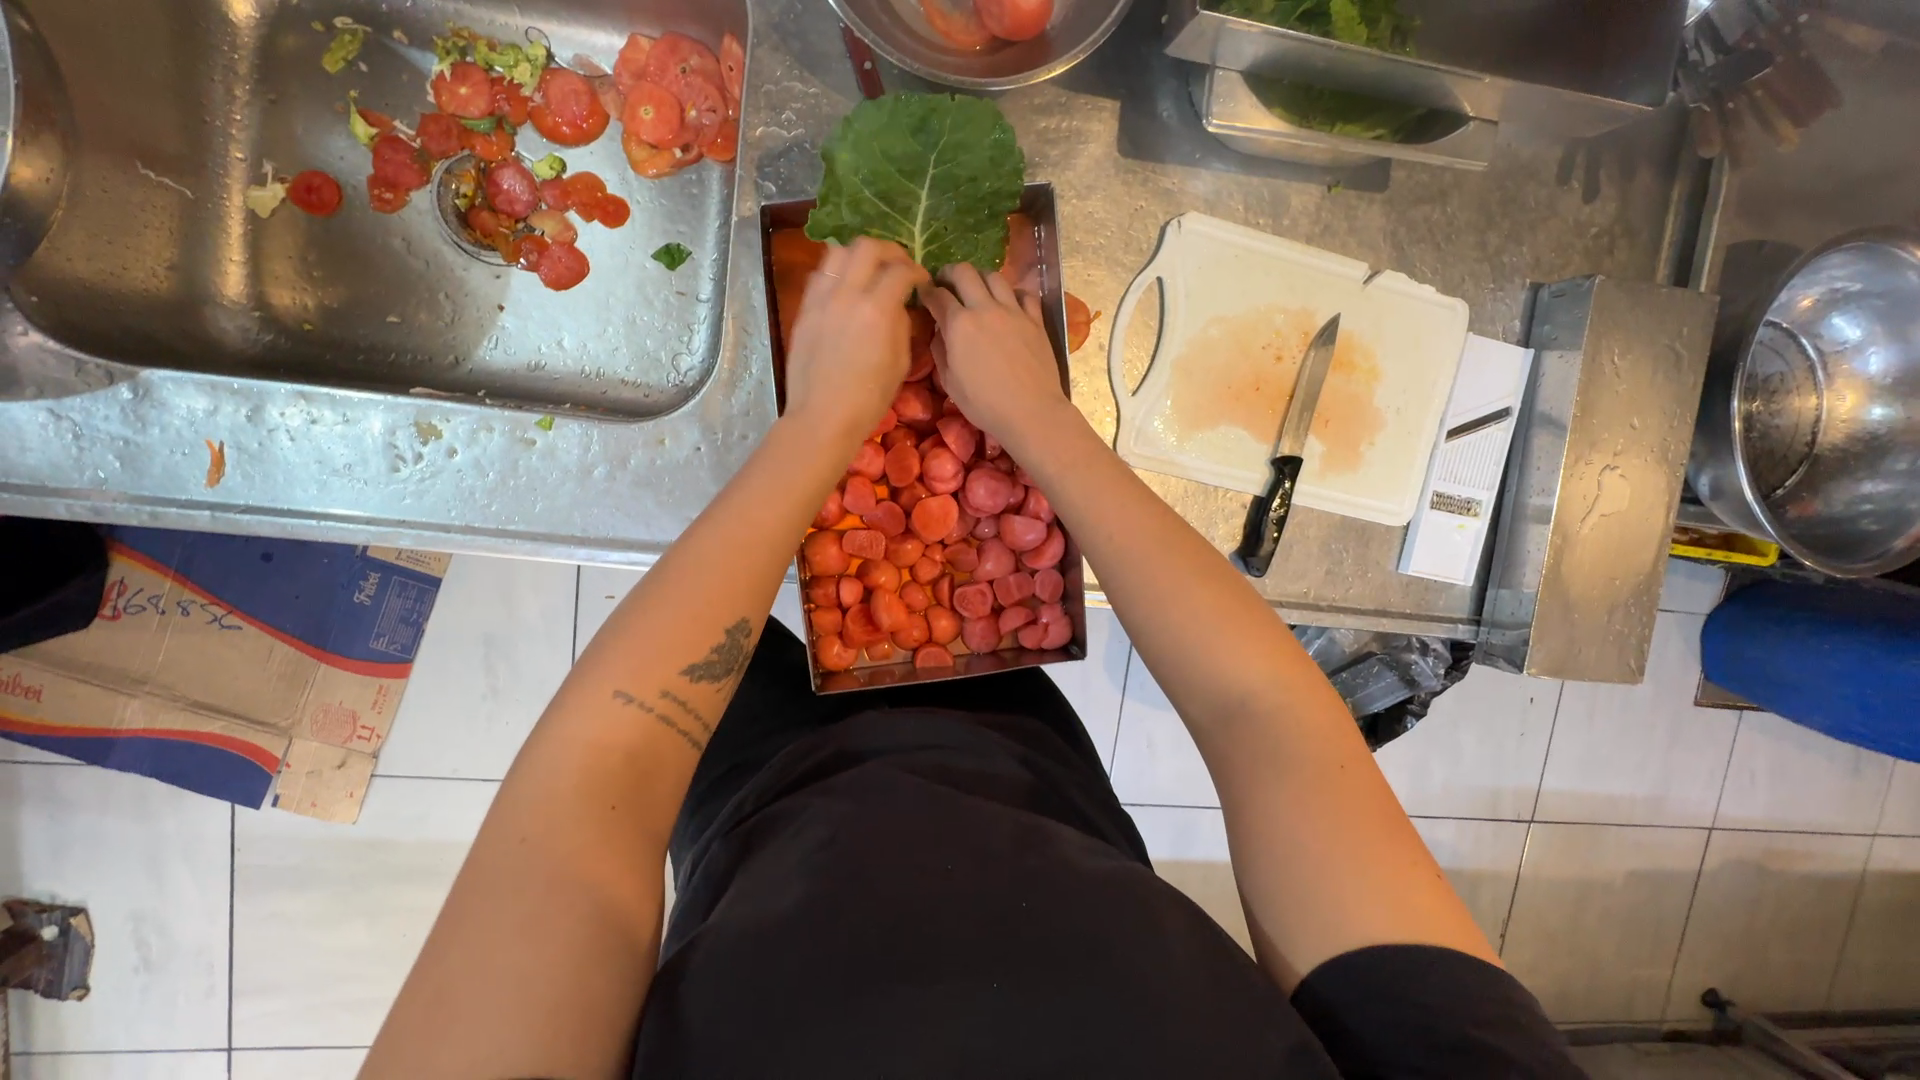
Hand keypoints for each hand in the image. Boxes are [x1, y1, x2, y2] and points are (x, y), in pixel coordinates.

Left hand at [784, 237, 928, 443]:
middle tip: (898, 265)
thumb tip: (898, 308)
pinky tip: (844, 287)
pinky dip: (836, 271)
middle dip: (890, 250)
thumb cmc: (868, 399)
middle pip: (867, 246)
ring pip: (838, 252)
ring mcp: (821, 299)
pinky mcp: (804, 310)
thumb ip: (901, 326)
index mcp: (877, 310)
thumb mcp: (899, 364)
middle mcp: (847, 294)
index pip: (902, 271)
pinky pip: (819, 274)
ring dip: (858, 254)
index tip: (923, 280)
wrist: (822, 416)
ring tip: (869, 269)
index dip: (917, 271)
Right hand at [918, 263, 1072, 452]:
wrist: (1030, 411)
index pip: (937, 296)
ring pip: (994, 276)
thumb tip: (939, 332)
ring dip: (980, 278)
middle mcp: (985, 308)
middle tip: (946, 282)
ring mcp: (1013, 311)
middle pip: (964, 272)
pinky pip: (1024, 294)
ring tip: (977, 288)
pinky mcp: (1035, 319)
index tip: (924, 294)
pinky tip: (1009, 302)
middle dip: (950, 272)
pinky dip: (1013, 293)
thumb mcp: (950, 383)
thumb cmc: (984, 404)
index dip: (927, 292)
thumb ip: (941, 351)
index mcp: (959, 324)